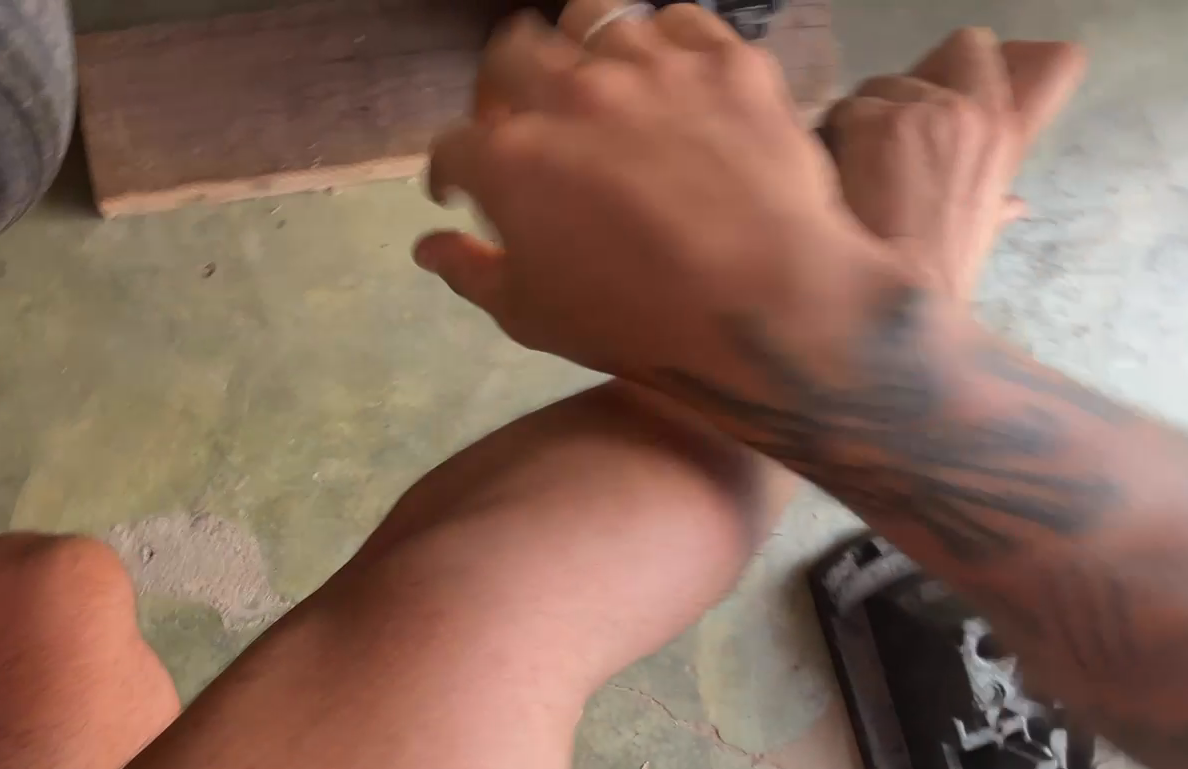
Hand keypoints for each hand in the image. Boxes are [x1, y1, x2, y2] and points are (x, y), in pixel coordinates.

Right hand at [416, 1, 900, 384]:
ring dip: (573, 54)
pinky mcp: (724, 57)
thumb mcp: (525, 313)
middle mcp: (569, 93)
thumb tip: (426, 246)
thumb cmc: (625, 319)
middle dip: (496, 90)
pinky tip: (658, 86)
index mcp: (509, 160)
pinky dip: (652, 49)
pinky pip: (674, 21)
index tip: (456, 191)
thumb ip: (468, 269)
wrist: (760, 301)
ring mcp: (650, 66)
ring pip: (590, 18)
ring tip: (587, 92)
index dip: (446, 171)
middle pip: (508, 54)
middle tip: (513, 123)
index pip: (451, 146)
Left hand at [823, 29, 1086, 297]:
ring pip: (873, 88)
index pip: (991, 52)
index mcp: (1004, 130)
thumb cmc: (932, 274)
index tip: (916, 106)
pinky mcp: (877, 123)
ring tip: (840, 170)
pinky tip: (819, 179)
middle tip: (866, 143)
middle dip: (890, 96)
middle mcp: (972, 107)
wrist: (901, 295)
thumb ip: (994, 199)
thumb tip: (1013, 207)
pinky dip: (823, 140)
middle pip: (925, 62)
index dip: (944, 72)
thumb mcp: (978, 228)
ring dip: (851, 121)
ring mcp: (925, 110)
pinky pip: (837, 113)